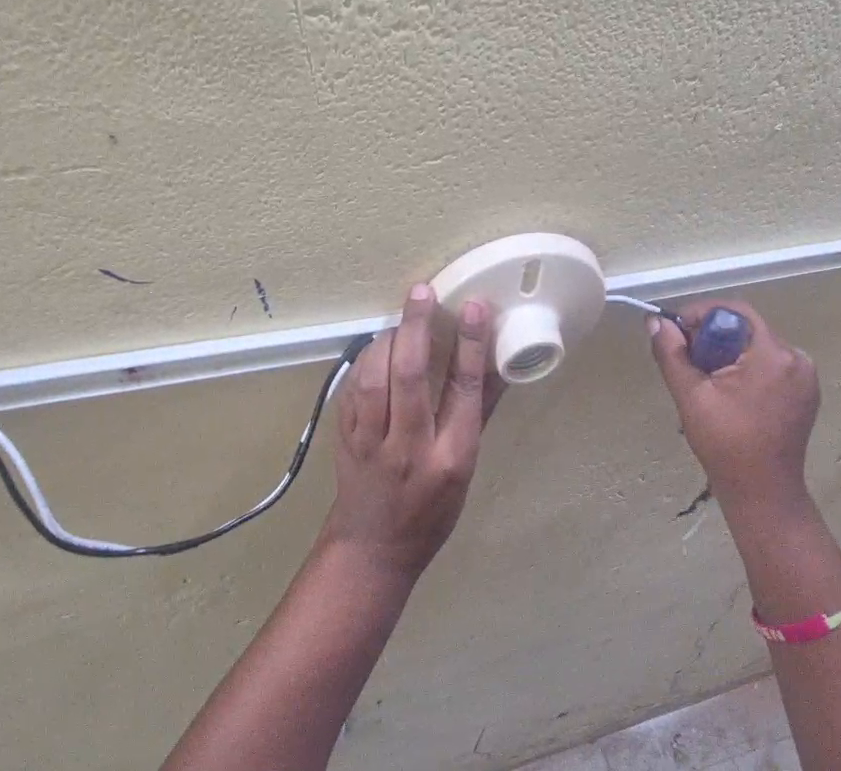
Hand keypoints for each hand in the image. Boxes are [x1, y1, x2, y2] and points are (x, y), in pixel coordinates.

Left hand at [320, 285, 500, 577]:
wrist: (374, 548)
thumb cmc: (431, 510)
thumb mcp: (467, 469)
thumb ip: (479, 412)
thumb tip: (498, 362)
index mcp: (450, 457)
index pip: (463, 390)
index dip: (470, 344)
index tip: (474, 306)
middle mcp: (409, 448)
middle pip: (411, 376)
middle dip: (416, 327)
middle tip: (423, 292)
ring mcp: (370, 443)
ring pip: (374, 377)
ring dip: (387, 340)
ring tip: (402, 322)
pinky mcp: (343, 438)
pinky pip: (352, 388)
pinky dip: (364, 361)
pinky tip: (377, 348)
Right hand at [647, 299, 819, 519]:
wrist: (763, 491)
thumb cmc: (725, 444)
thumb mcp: (691, 395)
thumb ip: (671, 353)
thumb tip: (655, 321)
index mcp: (773, 355)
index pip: (735, 312)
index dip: (701, 314)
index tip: (676, 333)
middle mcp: (797, 359)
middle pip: (746, 329)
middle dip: (712, 338)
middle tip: (687, 361)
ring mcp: (806, 377)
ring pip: (757, 347)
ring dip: (729, 354)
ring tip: (706, 381)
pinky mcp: (805, 393)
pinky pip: (771, 365)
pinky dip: (747, 369)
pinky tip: (729, 394)